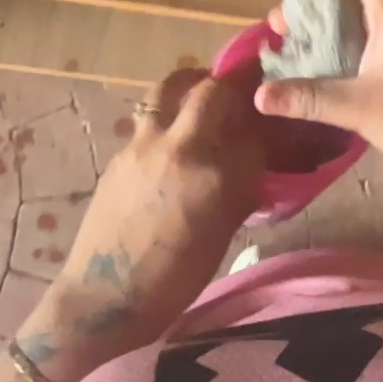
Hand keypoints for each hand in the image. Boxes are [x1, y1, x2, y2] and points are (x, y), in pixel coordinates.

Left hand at [15, 68, 262, 381]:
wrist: (103, 299)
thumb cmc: (174, 280)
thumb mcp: (223, 234)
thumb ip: (241, 189)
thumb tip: (255, 162)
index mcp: (216, 176)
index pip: (255, 130)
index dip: (271, 121)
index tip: (280, 116)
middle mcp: (181, 148)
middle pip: (214, 90)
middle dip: (235, 82)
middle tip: (246, 87)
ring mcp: (145, 145)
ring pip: (171, 88)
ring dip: (193, 82)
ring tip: (205, 92)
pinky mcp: (121, 152)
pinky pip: (149, 115)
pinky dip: (169, 111)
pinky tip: (176, 131)